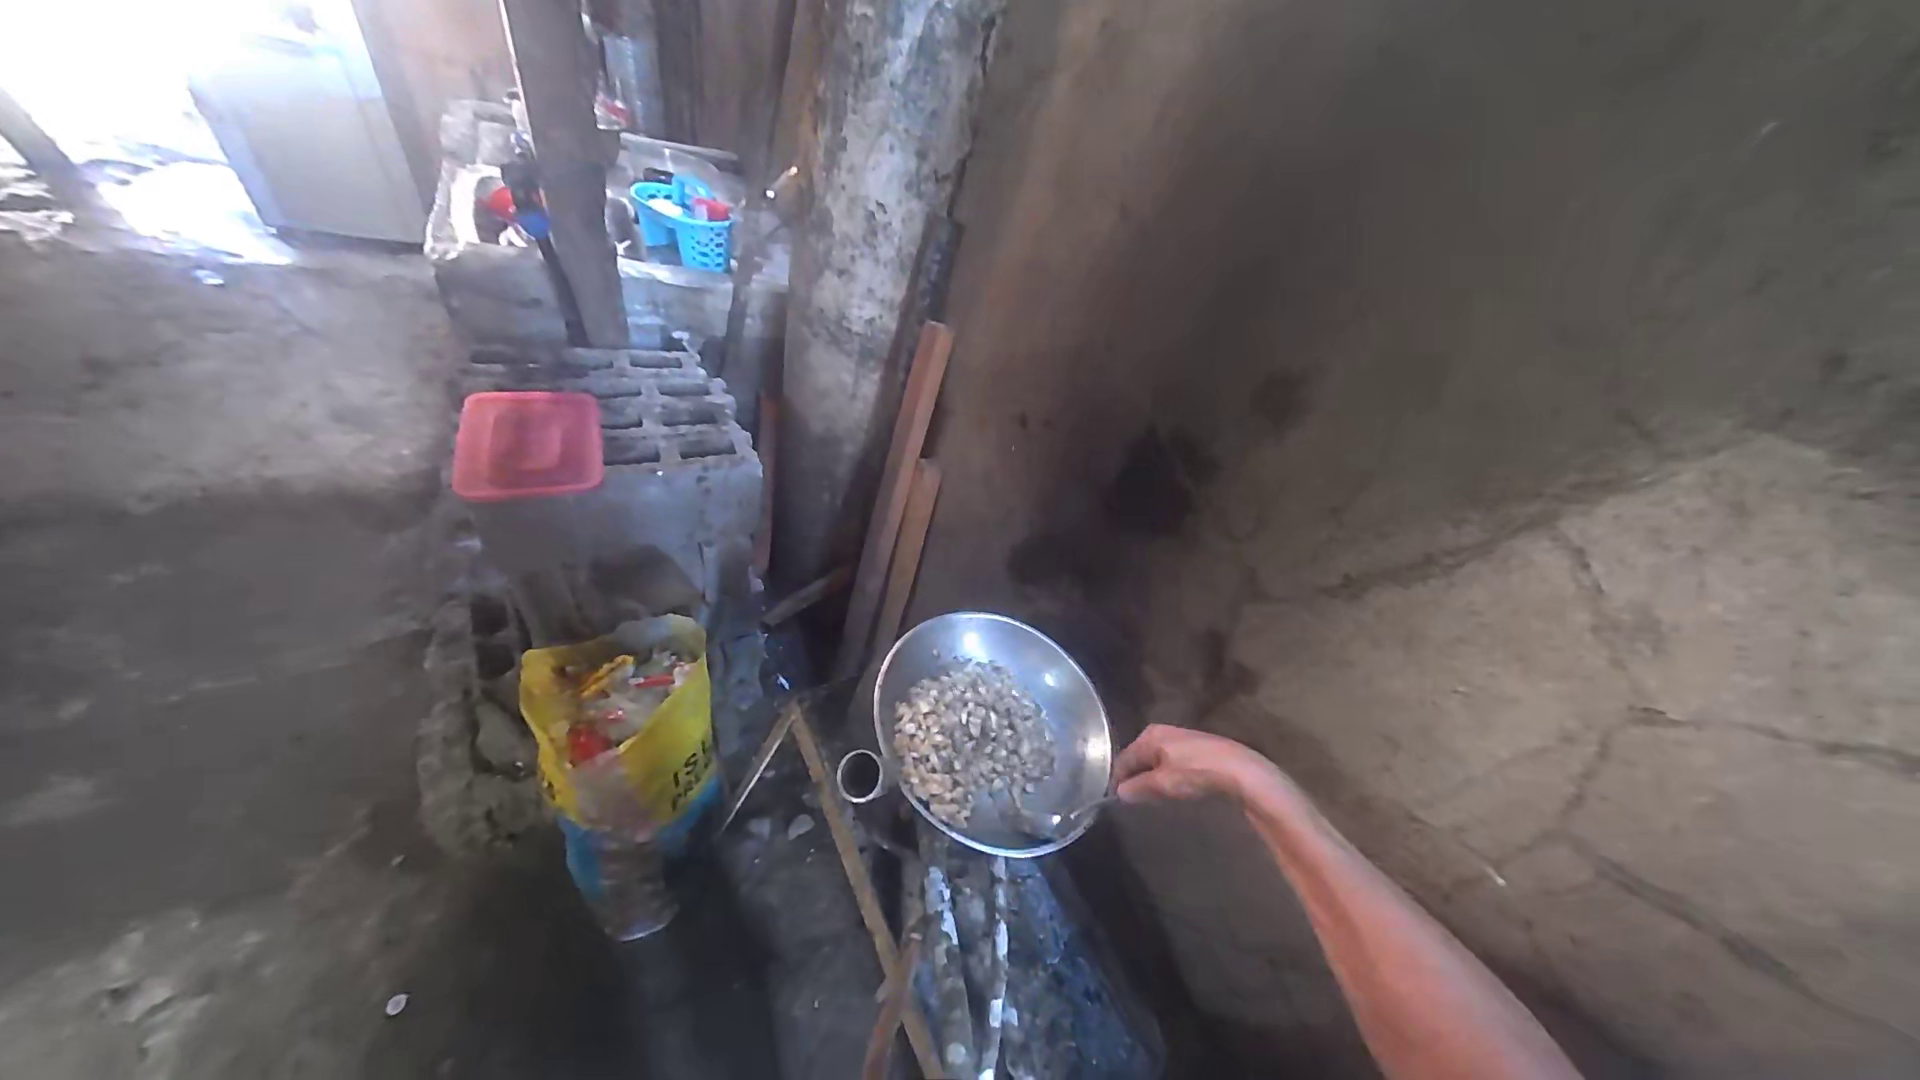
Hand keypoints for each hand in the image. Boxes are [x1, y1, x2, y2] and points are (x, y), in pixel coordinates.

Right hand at [1112, 724, 1286, 805]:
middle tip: (1134, 799)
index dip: (1118, 778)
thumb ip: (1138, 787)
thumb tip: (1120, 792)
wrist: (1241, 771)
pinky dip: (1168, 774)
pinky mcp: (1197, 748)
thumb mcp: (1163, 783)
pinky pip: (1172, 762)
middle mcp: (1162, 731)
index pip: (1124, 757)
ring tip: (1153, 797)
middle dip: (1136, 777)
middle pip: (1140, 757)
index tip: (1115, 797)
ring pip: (1156, 760)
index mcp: (1149, 734)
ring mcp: (1181, 738)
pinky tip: (1175, 788)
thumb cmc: (1196, 772)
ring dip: (1152, 777)